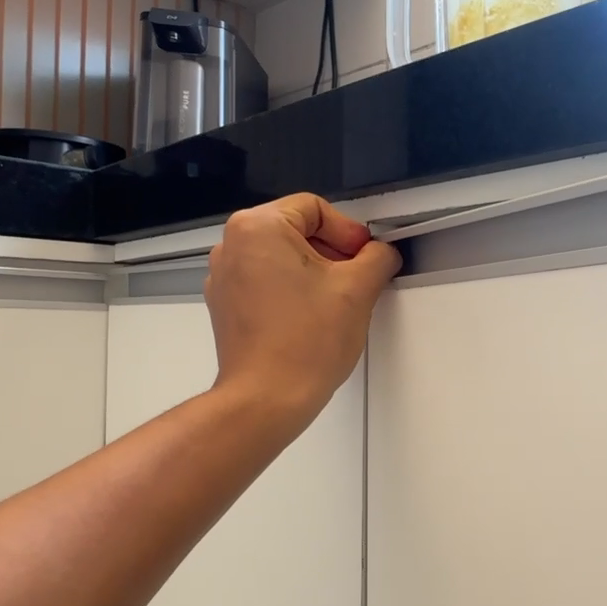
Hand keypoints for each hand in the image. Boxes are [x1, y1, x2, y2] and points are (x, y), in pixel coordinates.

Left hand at [204, 193, 400, 428]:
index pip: (315, 208)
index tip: (365, 256)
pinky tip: (314, 317)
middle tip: (357, 278)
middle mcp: (232, 246)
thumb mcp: (359, 288)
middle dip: (333, 251)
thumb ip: (378, 257)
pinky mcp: (227, 305)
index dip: (348, 231)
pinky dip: (293, 290)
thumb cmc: (304, 343)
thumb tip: (381, 253)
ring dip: (315, 271)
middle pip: (296, 229)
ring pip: (282, 256)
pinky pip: (267, 281)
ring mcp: (225, 277)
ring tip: (337, 301)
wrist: (268, 396)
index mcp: (258, 228)